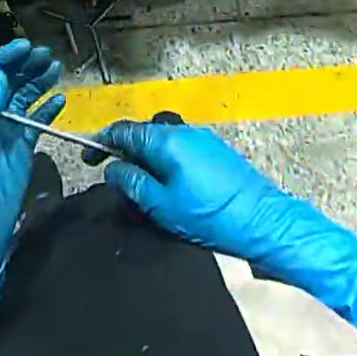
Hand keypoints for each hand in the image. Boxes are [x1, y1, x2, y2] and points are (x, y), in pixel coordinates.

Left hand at [0, 40, 64, 351]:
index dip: (2, 60)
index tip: (24, 46)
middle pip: (5, 85)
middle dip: (23, 66)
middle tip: (45, 54)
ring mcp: (3, 140)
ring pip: (21, 101)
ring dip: (36, 83)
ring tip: (54, 66)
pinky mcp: (20, 158)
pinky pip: (34, 126)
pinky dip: (46, 111)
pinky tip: (59, 99)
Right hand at [98, 120, 356, 332]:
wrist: (269, 224)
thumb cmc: (211, 217)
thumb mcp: (162, 205)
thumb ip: (131, 182)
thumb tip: (112, 168)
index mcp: (165, 140)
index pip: (122, 131)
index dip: (100, 142)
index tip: (87, 157)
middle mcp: (181, 131)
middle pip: (140, 133)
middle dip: (122, 151)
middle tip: (114, 175)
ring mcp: (201, 138)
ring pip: (159, 141)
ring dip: (144, 157)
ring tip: (140, 184)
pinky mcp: (215, 151)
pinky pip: (178, 148)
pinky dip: (163, 160)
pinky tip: (167, 184)